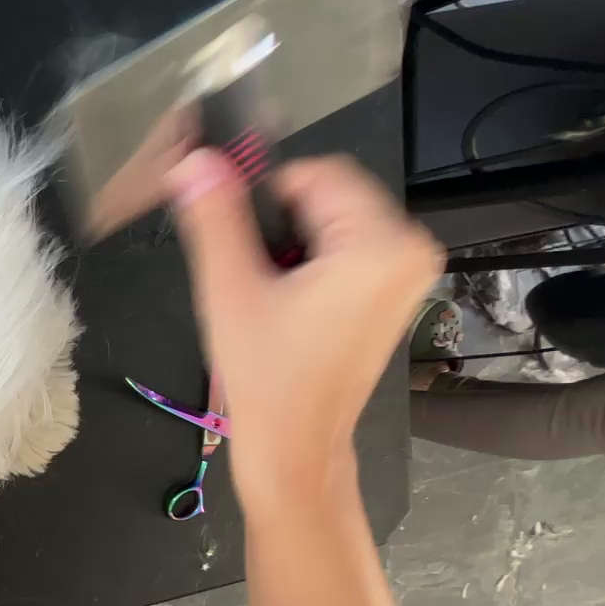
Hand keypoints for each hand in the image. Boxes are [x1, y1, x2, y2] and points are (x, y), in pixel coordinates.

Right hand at [166, 149, 442, 509]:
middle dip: (277, 229)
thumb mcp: (228, 290)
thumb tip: (193, 163)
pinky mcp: (394, 295)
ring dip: (288, 249)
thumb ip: (213, 220)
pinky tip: (284, 309)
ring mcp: (408, 274)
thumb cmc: (264, 372)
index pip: (315, 173)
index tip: (232, 241)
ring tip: (266, 299)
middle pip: (326, 200)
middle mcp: (411, 249)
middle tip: (249, 281)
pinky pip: (345, 254)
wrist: (293, 442)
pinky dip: (307, 268)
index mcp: (380, 242)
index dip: (262, 198)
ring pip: (331, 227)